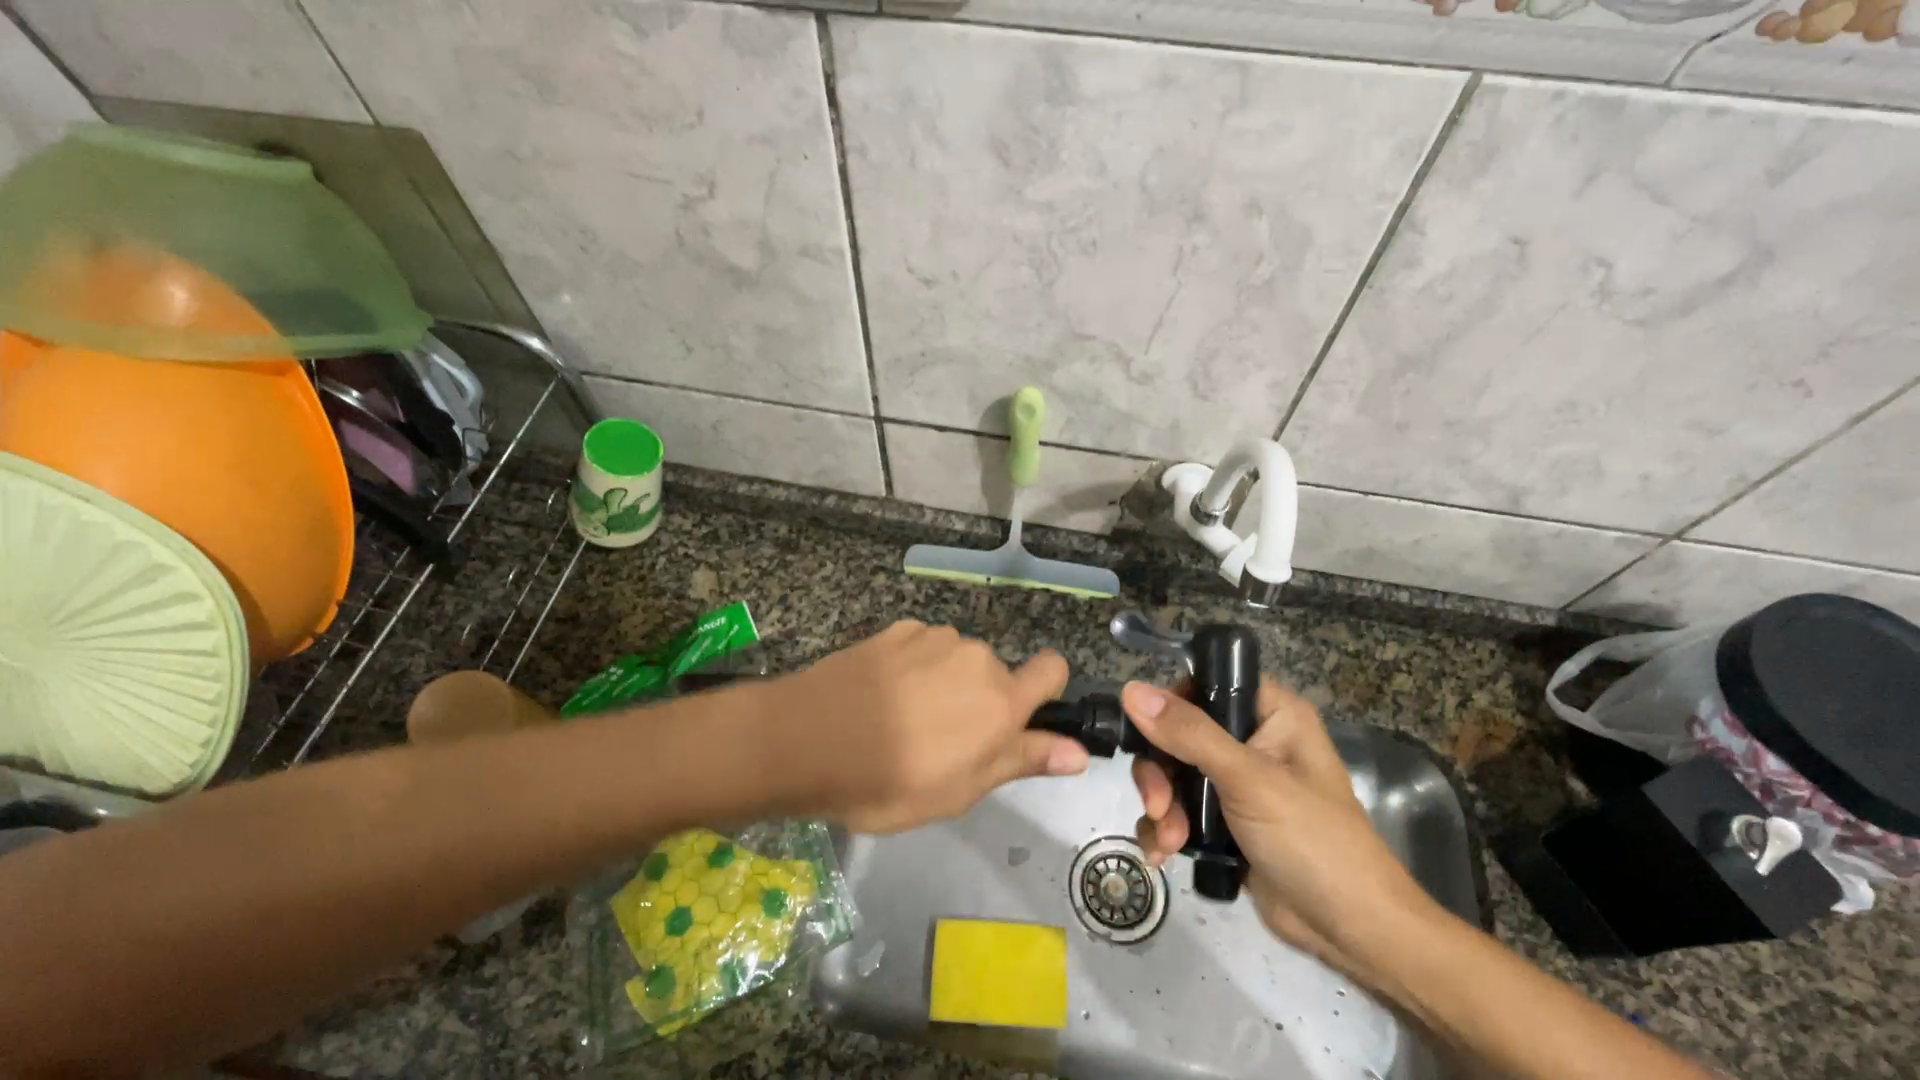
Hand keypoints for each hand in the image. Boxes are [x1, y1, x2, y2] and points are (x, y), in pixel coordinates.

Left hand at [766, 621, 1086, 833]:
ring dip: (945, 684)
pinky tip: (881, 697)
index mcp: (1001, 700)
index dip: (1046, 692)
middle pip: (997, 673)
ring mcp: (932, 638)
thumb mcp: (962, 791)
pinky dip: (912, 668)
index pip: (1053, 669)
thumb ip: (1022, 761)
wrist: (807, 740)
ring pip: (957, 660)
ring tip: (903, 721)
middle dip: (981, 701)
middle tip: (943, 743)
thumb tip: (1080, 752)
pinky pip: (922, 647)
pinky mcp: (895, 631)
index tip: (1020, 721)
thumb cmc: (891, 782)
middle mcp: (976, 657)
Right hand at [1123, 678, 1438, 975]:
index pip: (1207, 684)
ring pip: (1173, 775)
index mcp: (1273, 716)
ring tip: (1170, 842)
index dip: (1170, 705)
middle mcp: (1253, 742)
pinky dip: (1165, 830)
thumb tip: (1131, 689)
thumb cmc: (1312, 841)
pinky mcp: (1225, 824)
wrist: (1349, 928)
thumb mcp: (1249, 781)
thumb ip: (1190, 734)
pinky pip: (1178, 811)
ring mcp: (1237, 786)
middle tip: (1158, 805)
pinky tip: (1163, 855)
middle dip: (1161, 774)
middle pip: (1178, 734)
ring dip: (1161, 808)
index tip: (1146, 734)